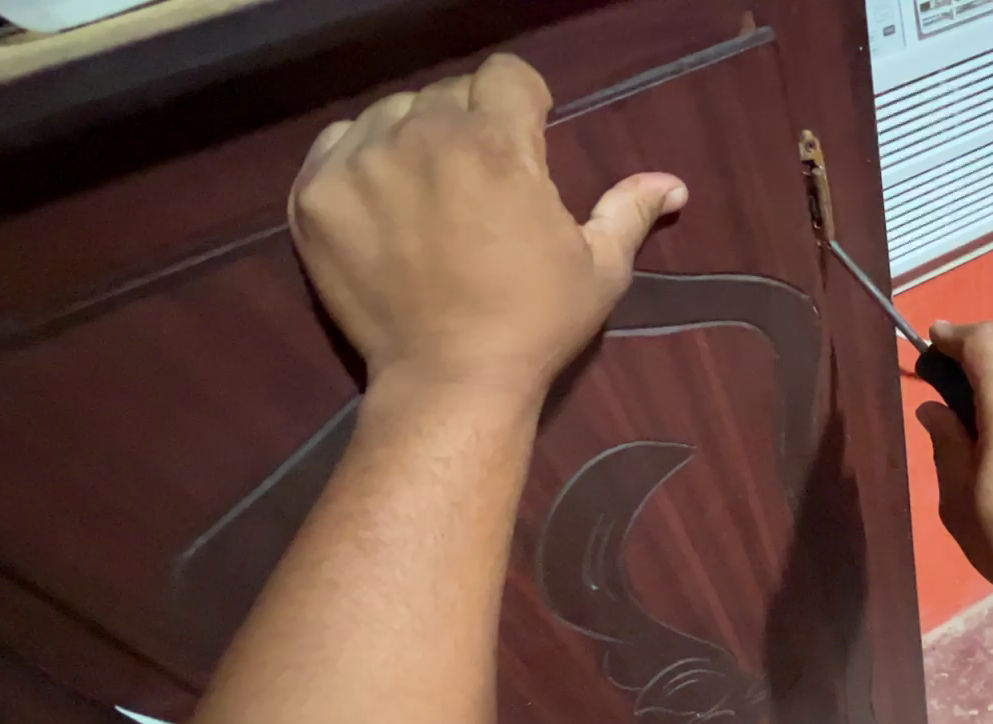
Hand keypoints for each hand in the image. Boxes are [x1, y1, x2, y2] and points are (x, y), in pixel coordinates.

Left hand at [289, 54, 686, 409]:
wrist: (454, 379)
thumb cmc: (539, 325)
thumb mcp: (600, 271)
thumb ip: (629, 212)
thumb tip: (675, 183)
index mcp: (498, 147)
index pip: (509, 75)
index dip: (527, 104)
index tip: (531, 141)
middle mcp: (424, 134)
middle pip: (450, 93)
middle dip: (474, 126)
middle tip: (486, 185)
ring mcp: (361, 161)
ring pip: (392, 113)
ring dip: (419, 139)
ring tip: (436, 197)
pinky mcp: (316, 192)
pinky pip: (340, 144)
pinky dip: (366, 162)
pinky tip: (391, 207)